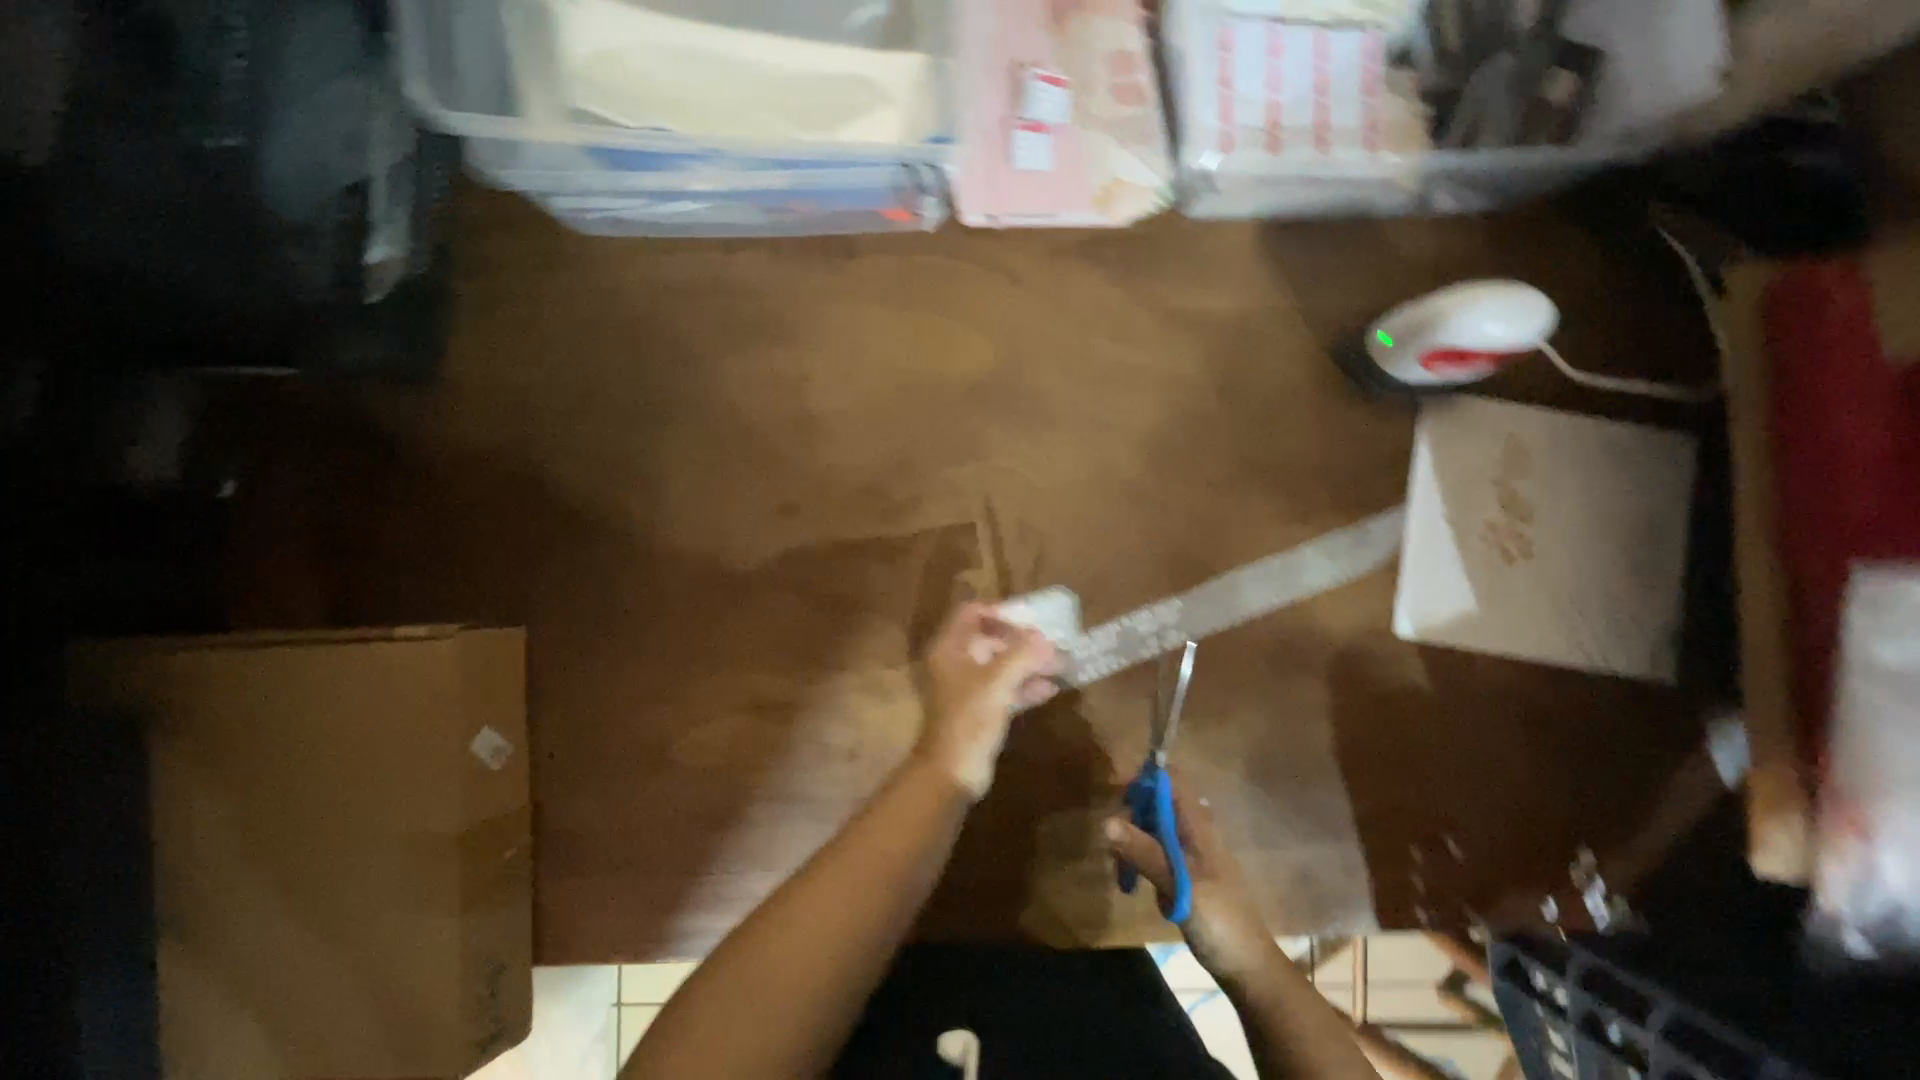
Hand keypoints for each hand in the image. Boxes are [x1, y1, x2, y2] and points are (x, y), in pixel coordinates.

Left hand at [915, 602, 1060, 799]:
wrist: (953, 771)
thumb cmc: (969, 718)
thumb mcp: (997, 681)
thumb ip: (1022, 654)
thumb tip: (1045, 638)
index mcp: (950, 649)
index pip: (972, 613)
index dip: (1000, 613)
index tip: (1029, 622)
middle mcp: (955, 663)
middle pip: (989, 639)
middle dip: (1022, 641)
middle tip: (1051, 645)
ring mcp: (967, 689)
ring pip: (1000, 666)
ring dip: (1028, 664)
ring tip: (1060, 664)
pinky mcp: (979, 711)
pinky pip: (1004, 690)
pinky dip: (1025, 687)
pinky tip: (1051, 689)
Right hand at [1104, 777, 1283, 985]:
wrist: (1247, 966)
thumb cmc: (1219, 920)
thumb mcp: (1179, 884)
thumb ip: (1145, 852)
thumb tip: (1106, 821)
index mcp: (1198, 826)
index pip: (1171, 780)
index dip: (1144, 777)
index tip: (1114, 791)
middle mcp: (1194, 832)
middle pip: (1156, 803)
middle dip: (1130, 815)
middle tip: (1112, 844)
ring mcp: (1189, 854)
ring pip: (1152, 829)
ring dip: (1131, 842)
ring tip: (1120, 872)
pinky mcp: (1184, 875)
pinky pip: (1154, 855)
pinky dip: (1139, 862)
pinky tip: (1133, 885)